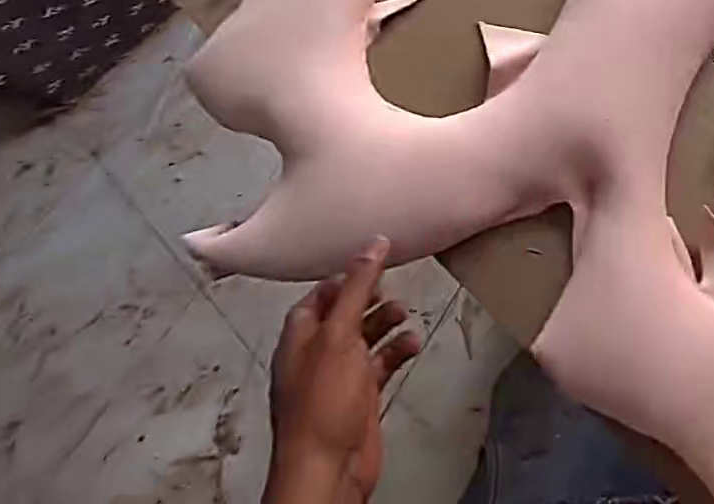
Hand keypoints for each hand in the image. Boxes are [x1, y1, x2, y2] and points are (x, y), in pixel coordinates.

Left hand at [264, 237, 422, 503]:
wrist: (329, 470)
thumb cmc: (323, 400)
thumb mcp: (340, 334)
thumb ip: (357, 287)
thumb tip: (375, 243)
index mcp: (301, 334)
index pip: (322, 293)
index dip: (345, 276)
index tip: (373, 260)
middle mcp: (319, 351)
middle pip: (347, 311)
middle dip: (371, 296)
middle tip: (393, 283)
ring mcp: (341, 374)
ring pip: (368, 334)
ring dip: (387, 321)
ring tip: (405, 312)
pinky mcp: (362, 394)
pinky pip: (383, 361)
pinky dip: (398, 349)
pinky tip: (412, 343)